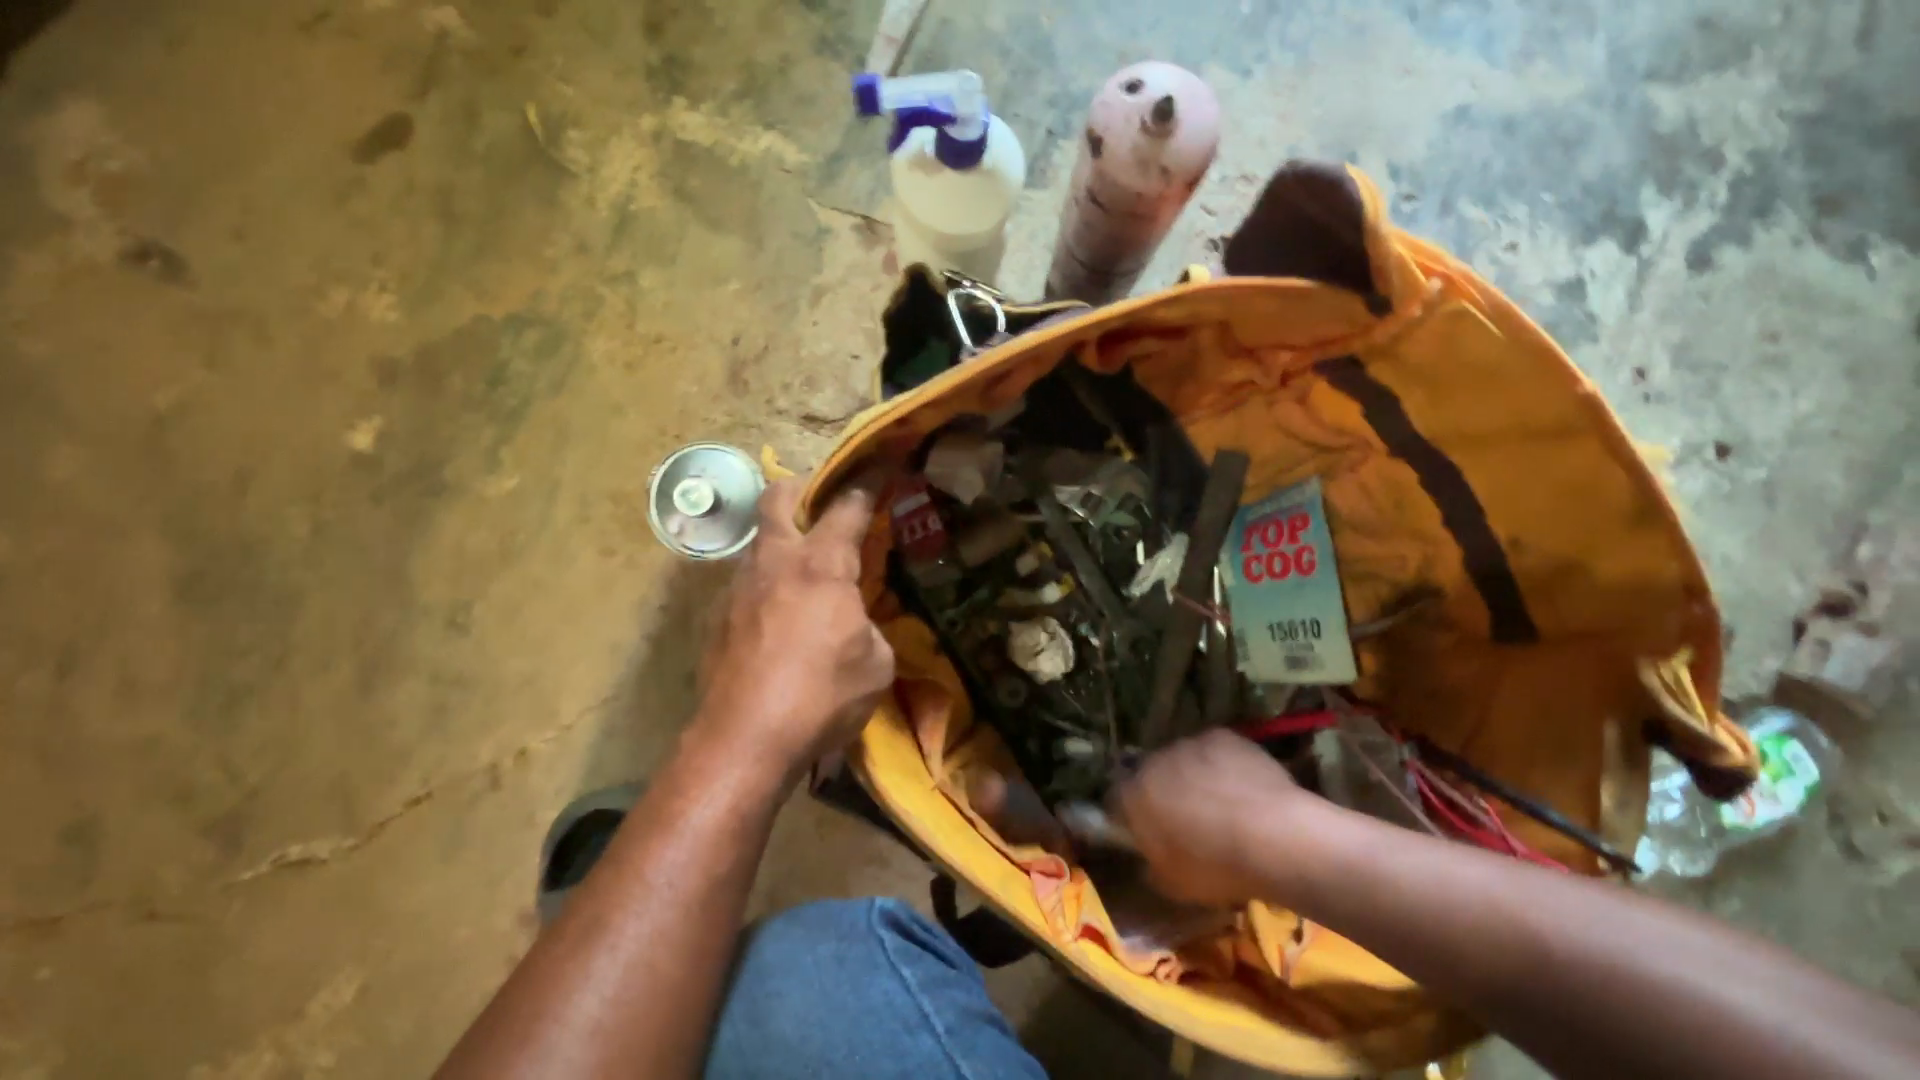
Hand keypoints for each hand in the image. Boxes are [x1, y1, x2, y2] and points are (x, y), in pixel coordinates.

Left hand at [692, 468, 894, 778]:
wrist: (744, 739)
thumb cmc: (823, 697)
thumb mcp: (875, 664)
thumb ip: (867, 628)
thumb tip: (854, 625)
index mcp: (822, 564)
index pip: (847, 507)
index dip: (865, 486)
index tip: (877, 471)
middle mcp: (775, 562)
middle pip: (779, 496)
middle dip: (801, 487)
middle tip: (821, 501)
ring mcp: (738, 587)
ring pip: (757, 543)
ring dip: (779, 544)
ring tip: (802, 575)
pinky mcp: (716, 619)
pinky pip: (744, 586)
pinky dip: (764, 588)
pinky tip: (777, 622)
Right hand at [1110, 729, 1311, 905]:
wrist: (1276, 837)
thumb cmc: (1217, 867)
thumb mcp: (1172, 885)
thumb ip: (1151, 864)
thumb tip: (1149, 858)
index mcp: (1133, 796)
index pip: (1116, 799)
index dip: (1129, 816)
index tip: (1144, 832)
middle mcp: (1154, 761)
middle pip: (1150, 774)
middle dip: (1162, 792)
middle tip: (1185, 819)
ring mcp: (1190, 744)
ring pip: (1183, 760)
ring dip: (1192, 777)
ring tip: (1220, 804)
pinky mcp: (1224, 736)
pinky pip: (1214, 751)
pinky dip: (1222, 766)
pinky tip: (1242, 788)